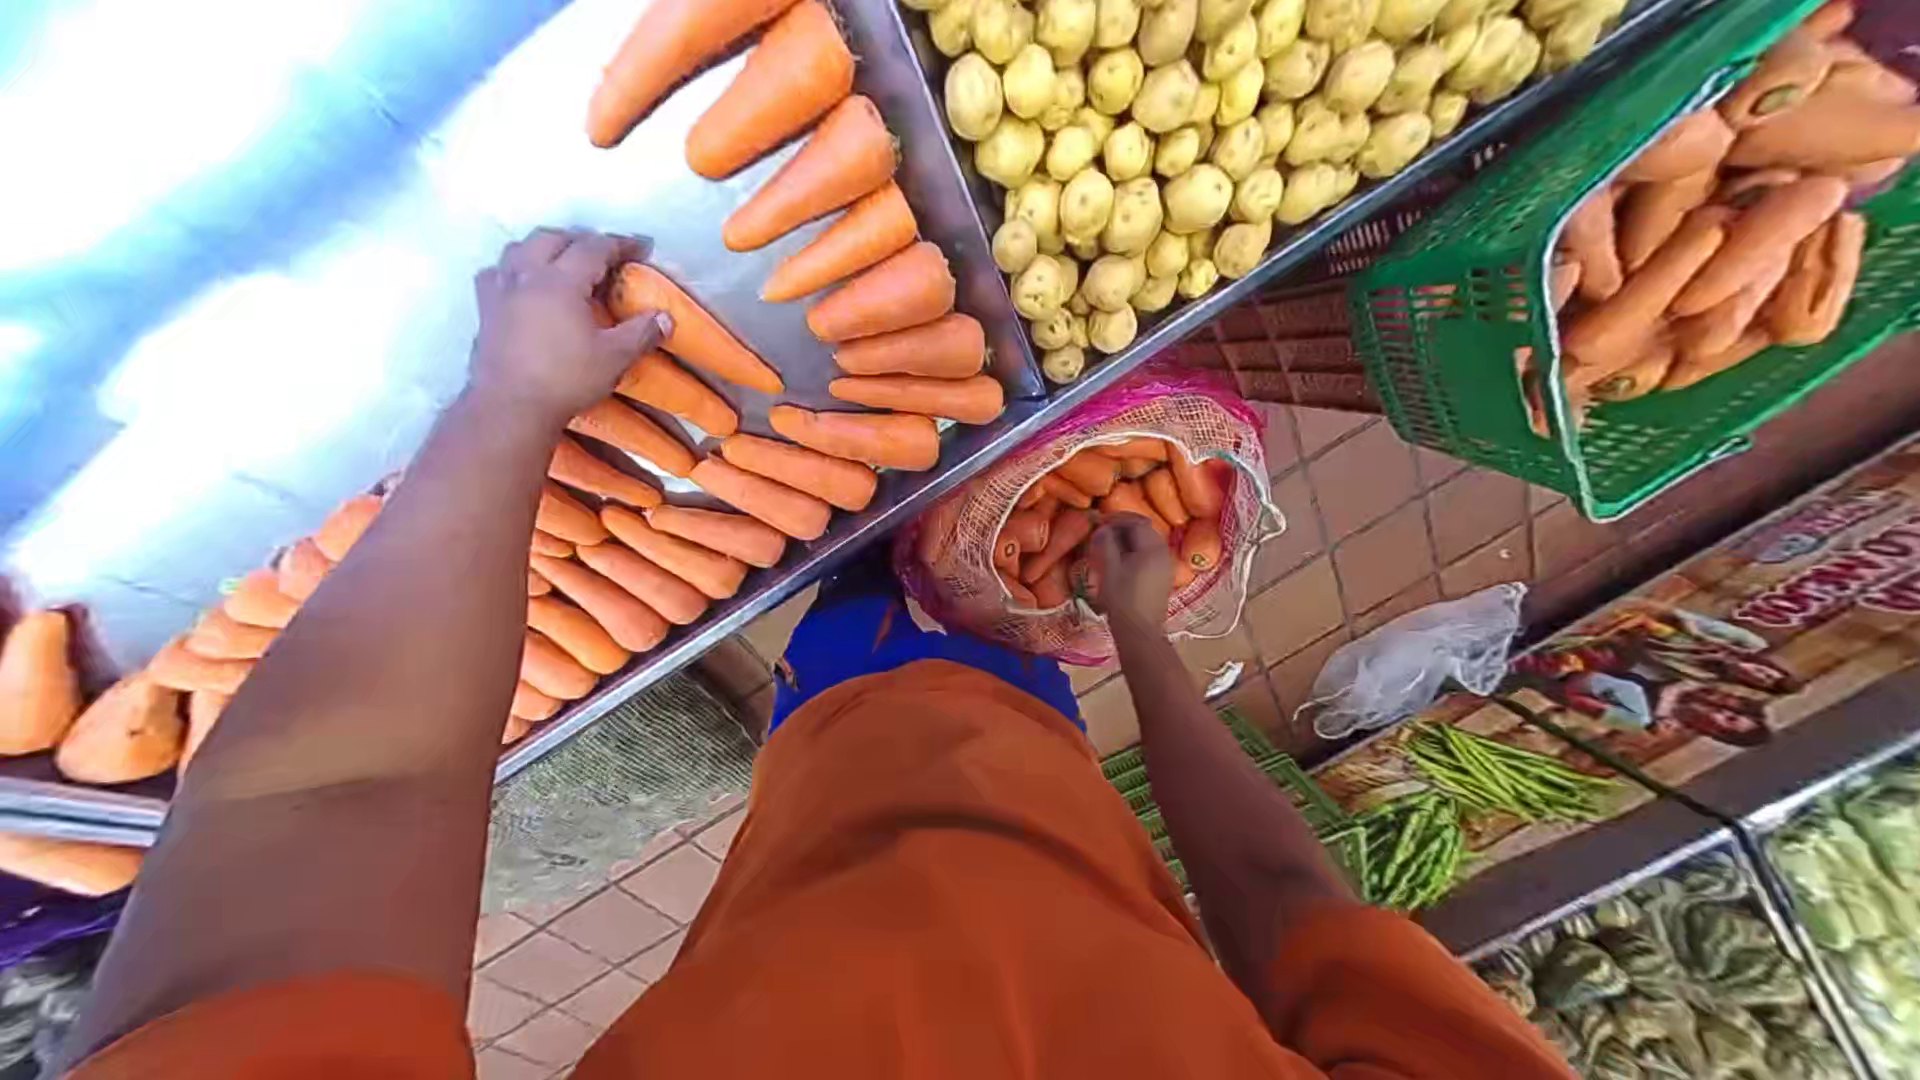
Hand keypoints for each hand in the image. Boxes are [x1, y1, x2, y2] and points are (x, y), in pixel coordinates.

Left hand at [468, 227, 669, 421]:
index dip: (619, 244)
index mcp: (559, 282)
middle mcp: (526, 275)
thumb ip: (641, 333)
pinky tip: (525, 282)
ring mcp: (499, 289)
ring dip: (546, 247)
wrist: (512, 404)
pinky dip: (517, 267)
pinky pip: (498, 272)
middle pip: (552, 238)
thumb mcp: (615, 357)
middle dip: (582, 240)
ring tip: (565, 260)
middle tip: (606, 253)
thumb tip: (665, 317)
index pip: (592, 249)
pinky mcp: (485, 308)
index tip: (641, 246)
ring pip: (520, 248)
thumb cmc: (567, 378)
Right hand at [1088, 515, 1172, 631]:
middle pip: (1144, 530)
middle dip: (1122, 527)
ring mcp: (1165, 566)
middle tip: (1101, 532)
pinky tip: (1119, 562)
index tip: (1098, 522)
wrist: (1139, 632)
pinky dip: (1134, 551)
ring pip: (1146, 543)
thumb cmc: (1122, 600)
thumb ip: (1106, 545)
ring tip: (1107, 547)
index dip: (1116, 519)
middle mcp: (1164, 553)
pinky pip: (1148, 555)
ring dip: (1127, 540)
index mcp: (1153, 548)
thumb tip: (1103, 529)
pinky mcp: (1162, 578)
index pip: (1137, 522)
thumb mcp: (1109, 570)